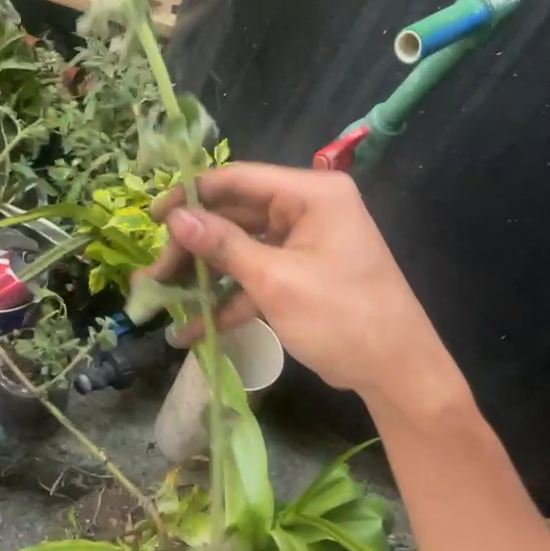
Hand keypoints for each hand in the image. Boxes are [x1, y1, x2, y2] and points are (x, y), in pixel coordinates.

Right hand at [144, 163, 463, 415]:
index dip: (192, 196)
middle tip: (153, 275)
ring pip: (238, 251)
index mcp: (311, 195)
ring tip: (159, 299)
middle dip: (192, 247)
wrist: (396, 370)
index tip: (153, 219)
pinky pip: (253, 280)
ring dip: (201, 277)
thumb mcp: (277, 281)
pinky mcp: (298, 278)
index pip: (239, 180)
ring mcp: (301, 246)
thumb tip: (176, 217)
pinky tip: (190, 330)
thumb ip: (224, 246)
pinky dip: (225, 302)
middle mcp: (305, 211)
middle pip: (233, 217)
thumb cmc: (342, 316)